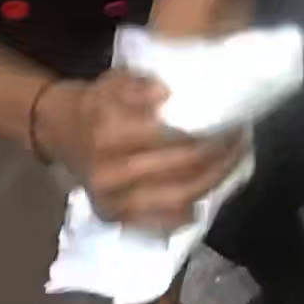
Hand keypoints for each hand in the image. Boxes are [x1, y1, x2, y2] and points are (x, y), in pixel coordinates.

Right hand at [35, 72, 248, 229]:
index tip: (236, 116)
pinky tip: (215, 187)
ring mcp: (111, 202)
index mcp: (111, 136)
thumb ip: (141, 86)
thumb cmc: (98, 101)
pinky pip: (161, 222)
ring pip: (179, 197)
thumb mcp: (117, 80)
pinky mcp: (114, 218)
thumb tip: (165, 94)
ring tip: (238, 156)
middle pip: (183, 168)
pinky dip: (192, 209)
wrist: (60, 130)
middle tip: (243, 134)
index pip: (174, 137)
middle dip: (221, 153)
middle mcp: (110, 174)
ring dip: (216, 178)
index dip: (210, 128)